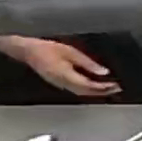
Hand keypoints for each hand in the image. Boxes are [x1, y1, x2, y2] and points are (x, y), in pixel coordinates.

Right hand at [0, 36, 119, 96]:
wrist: (24, 49)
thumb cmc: (46, 48)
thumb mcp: (70, 52)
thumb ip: (87, 63)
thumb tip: (105, 72)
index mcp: (64, 74)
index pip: (88, 85)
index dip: (103, 87)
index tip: (116, 85)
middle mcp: (61, 82)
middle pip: (85, 91)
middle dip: (102, 91)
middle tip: (117, 88)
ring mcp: (57, 83)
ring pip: (80, 92)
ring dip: (96, 92)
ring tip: (110, 88)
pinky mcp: (56, 82)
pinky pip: (75, 89)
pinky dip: (88, 90)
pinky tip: (96, 86)